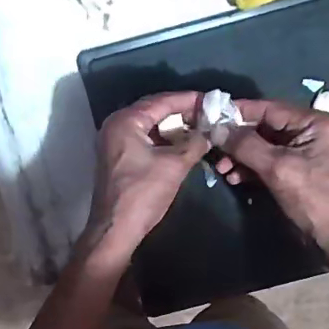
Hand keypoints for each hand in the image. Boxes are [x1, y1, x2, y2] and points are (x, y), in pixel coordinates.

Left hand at [83, 91, 210, 260]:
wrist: (116, 229)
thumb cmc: (143, 194)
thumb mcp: (174, 165)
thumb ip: (195, 143)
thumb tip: (212, 132)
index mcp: (126, 121)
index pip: (162, 101)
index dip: (190, 100)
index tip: (214, 101)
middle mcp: (116, 125)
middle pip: (154, 110)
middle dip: (182, 111)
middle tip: (209, 114)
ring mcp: (114, 141)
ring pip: (149, 125)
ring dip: (174, 126)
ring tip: (200, 127)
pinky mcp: (118, 157)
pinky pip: (144, 138)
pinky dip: (163, 139)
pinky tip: (182, 143)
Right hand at [214, 99, 328, 249]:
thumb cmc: (312, 197)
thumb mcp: (278, 167)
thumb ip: (246, 145)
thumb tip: (217, 128)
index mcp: (312, 123)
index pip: (268, 109)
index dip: (238, 112)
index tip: (210, 115)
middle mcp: (306, 132)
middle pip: (262, 127)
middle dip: (236, 139)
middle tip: (212, 146)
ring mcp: (299, 153)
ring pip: (260, 146)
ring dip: (239, 156)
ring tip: (222, 168)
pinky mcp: (291, 172)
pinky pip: (264, 162)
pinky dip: (247, 168)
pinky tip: (233, 178)